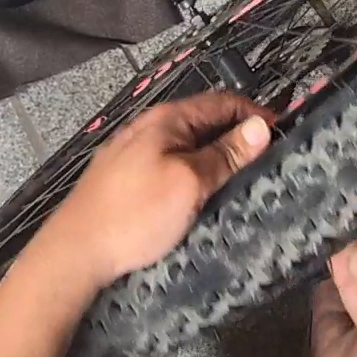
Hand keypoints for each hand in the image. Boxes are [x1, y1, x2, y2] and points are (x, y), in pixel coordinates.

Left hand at [36, 92, 272, 287]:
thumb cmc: (135, 214)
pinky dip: (195, 171)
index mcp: (168, 119)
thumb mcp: (189, 183)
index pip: (222, 102)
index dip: (254, 114)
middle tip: (267, 162)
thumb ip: (225, 154)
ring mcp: (136, 152)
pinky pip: (172, 164)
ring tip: (241, 180)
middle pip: (205, 122)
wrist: (74, 254)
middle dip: (237, 136)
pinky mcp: (127, 178)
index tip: (282, 134)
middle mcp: (151, 127)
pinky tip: (202, 194)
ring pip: (188, 145)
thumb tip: (261, 126)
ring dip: (216, 156)